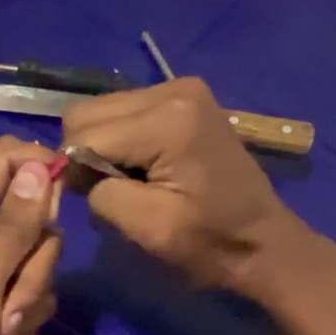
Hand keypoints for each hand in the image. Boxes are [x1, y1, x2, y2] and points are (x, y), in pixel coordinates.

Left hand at [0, 136, 62, 334]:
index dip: (41, 168)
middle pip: (39, 231)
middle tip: (4, 313)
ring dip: (20, 322)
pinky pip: (30, 319)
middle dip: (30, 281)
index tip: (66, 192)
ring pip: (40, 282)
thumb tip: (42, 165)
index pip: (8, 160)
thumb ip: (17, 224)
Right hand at [62, 78, 335, 313]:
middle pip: (86, 114)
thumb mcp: (149, 230)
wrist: (262, 243)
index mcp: (166, 119)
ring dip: (103, 151)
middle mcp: (171, 89)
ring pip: (101, 113)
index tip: (98, 205)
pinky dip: (121, 145)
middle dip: (87, 156)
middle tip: (115, 195)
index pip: (82, 132)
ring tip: (131, 185)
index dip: (76, 172)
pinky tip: (143, 172)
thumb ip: (102, 195)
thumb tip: (73, 172)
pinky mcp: (182, 101)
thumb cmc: (208, 245)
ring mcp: (179, 89)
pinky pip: (124, 115)